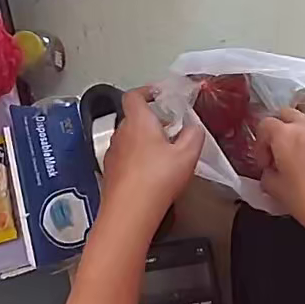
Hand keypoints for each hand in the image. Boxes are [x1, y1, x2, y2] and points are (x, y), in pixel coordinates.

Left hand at [101, 89, 204, 224]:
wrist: (129, 212)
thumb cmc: (157, 178)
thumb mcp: (188, 154)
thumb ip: (194, 134)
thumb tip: (194, 127)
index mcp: (138, 121)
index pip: (134, 95)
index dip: (146, 91)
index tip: (159, 95)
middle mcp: (121, 133)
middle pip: (133, 118)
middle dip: (151, 121)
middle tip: (170, 128)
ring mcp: (112, 154)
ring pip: (129, 139)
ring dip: (144, 141)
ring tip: (163, 153)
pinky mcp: (110, 174)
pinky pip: (125, 159)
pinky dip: (137, 160)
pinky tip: (151, 174)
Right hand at [254, 107, 304, 246]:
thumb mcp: (278, 192)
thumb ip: (268, 176)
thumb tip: (270, 173)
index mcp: (286, 135)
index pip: (264, 125)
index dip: (259, 144)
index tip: (263, 165)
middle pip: (286, 116)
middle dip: (278, 133)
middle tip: (276, 157)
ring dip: (297, 137)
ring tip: (296, 164)